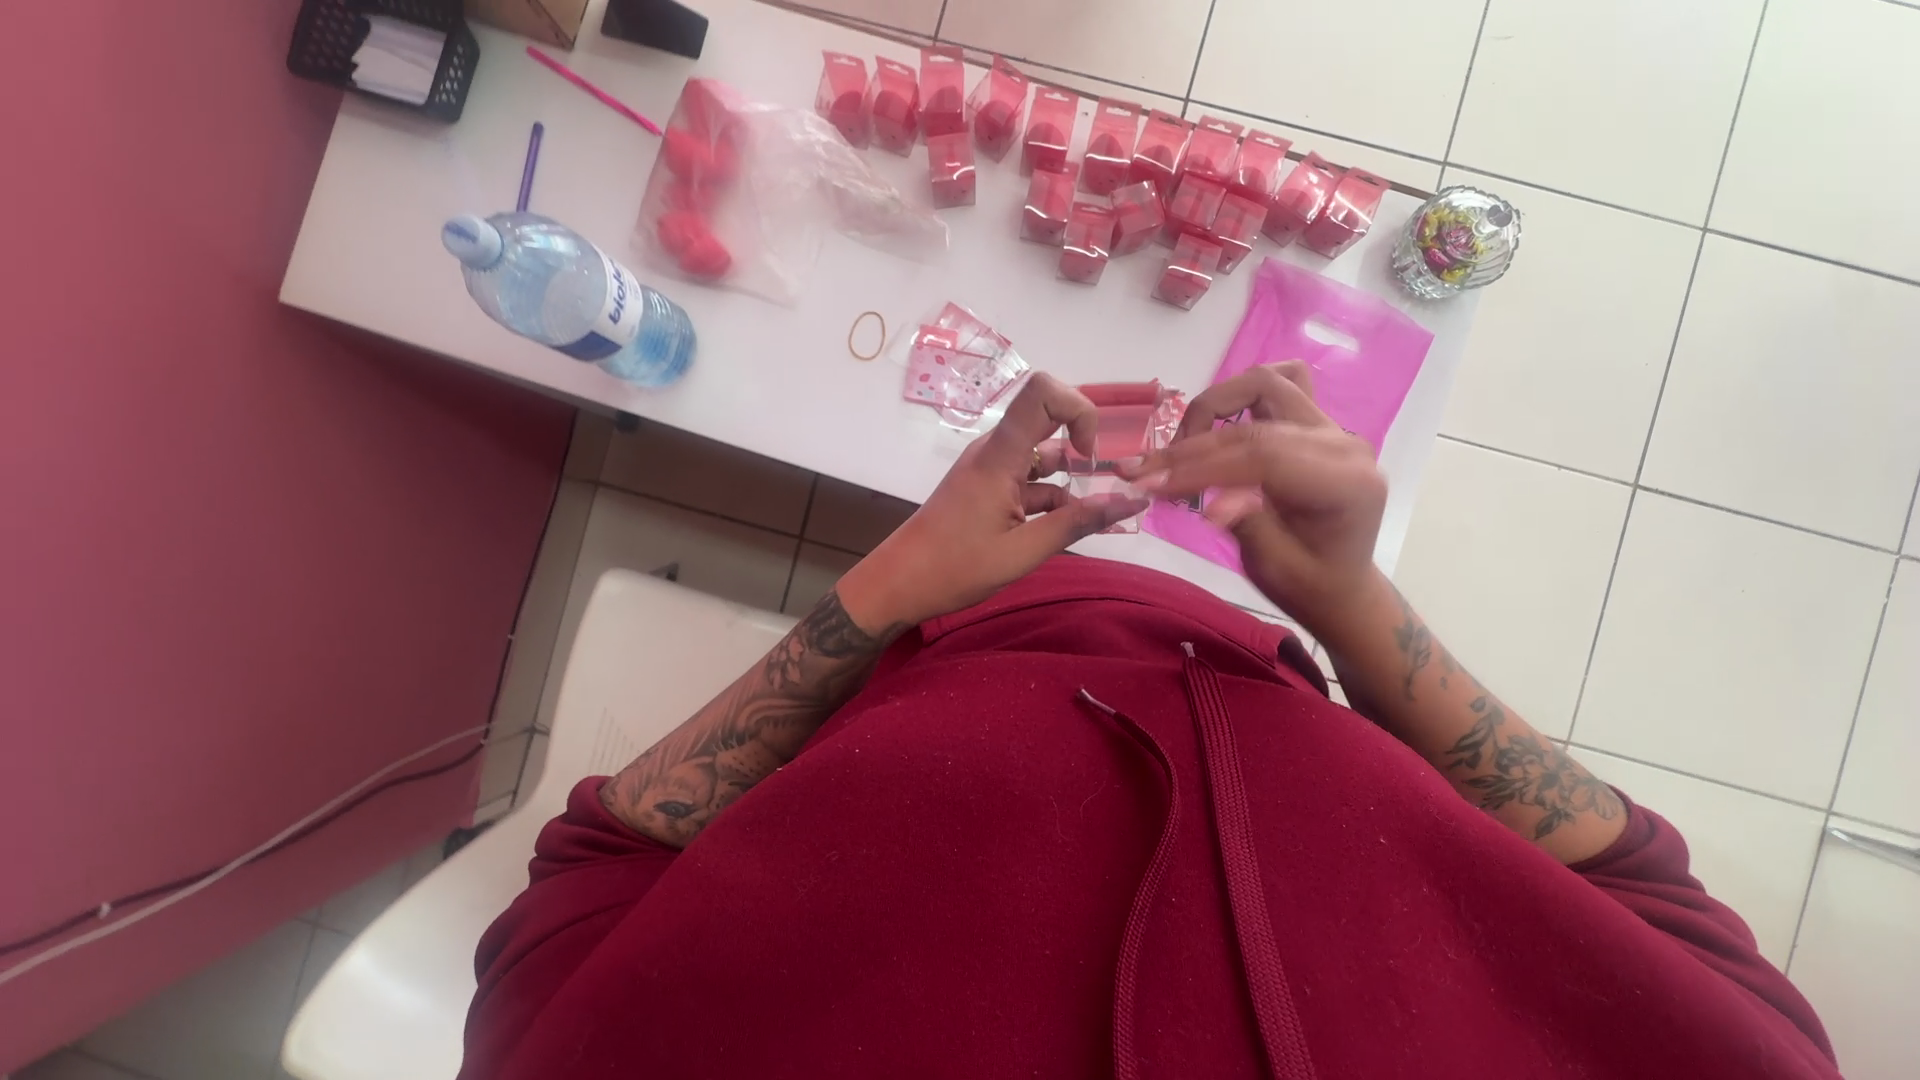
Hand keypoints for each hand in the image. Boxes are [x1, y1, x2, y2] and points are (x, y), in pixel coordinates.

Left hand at [837, 374, 1150, 630]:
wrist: (899, 584)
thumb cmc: (956, 569)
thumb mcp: (1023, 552)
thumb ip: (1078, 523)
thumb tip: (1132, 502)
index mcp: (999, 456)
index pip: (1042, 392)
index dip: (1078, 408)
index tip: (1091, 455)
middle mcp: (994, 451)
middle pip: (1047, 417)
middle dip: (1083, 442)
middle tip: (1103, 480)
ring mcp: (989, 468)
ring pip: (1042, 455)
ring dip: (1070, 480)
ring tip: (1093, 517)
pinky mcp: (986, 487)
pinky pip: (1028, 479)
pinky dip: (1052, 498)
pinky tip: (1066, 527)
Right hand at [1122, 361, 1388, 637]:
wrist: (1340, 586)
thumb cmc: (1309, 585)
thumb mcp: (1276, 568)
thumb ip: (1249, 526)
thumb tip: (1212, 505)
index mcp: (1344, 483)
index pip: (1262, 456)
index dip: (1200, 466)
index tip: (1149, 483)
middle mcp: (1342, 444)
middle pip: (1255, 420)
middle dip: (1192, 443)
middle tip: (1146, 472)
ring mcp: (1330, 428)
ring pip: (1264, 385)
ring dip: (1213, 408)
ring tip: (1181, 448)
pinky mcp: (1315, 423)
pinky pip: (1279, 383)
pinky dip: (1240, 396)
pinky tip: (1215, 424)